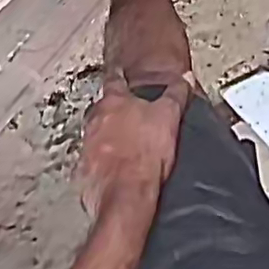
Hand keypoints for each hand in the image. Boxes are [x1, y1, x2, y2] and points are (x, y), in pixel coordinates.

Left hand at [77, 73, 189, 219]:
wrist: (126, 196)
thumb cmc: (146, 153)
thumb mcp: (168, 117)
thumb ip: (176, 94)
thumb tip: (185, 78)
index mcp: (114, 102)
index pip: (114, 80)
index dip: (118, 76)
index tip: (119, 72)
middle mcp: (95, 120)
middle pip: (100, 109)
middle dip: (111, 112)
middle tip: (125, 117)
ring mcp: (86, 146)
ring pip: (94, 136)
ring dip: (104, 139)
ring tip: (122, 149)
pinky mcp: (83, 173)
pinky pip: (91, 164)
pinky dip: (100, 166)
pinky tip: (113, 174)